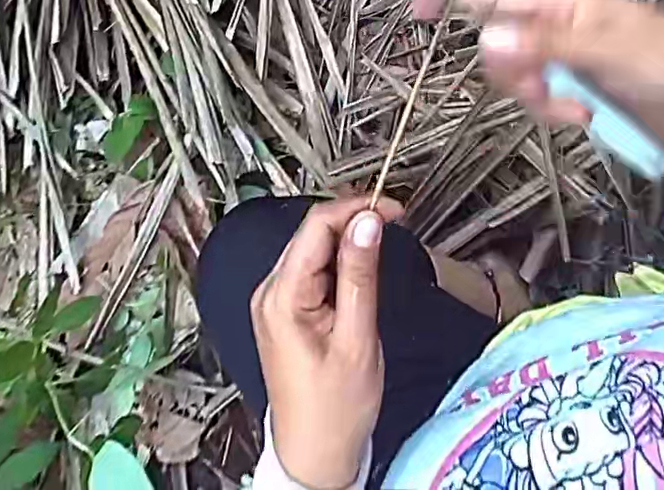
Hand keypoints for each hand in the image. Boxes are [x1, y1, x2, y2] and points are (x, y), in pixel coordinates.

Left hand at [252, 196, 402, 489]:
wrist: (315, 456)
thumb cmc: (335, 409)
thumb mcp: (357, 338)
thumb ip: (360, 274)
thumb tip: (368, 221)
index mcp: (282, 297)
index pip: (316, 226)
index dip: (355, 207)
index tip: (391, 207)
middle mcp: (271, 291)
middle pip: (312, 230)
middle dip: (353, 217)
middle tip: (393, 217)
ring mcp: (276, 298)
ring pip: (314, 245)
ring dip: (348, 235)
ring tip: (383, 236)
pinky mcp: (286, 307)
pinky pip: (313, 265)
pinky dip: (340, 256)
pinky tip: (361, 260)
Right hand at [413, 0, 663, 156]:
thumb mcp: (610, 53)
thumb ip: (546, 47)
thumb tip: (484, 40)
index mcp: (567, 7)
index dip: (458, 2)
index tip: (417, 9)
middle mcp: (563, 31)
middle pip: (505, 46)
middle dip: (513, 73)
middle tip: (541, 92)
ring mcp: (573, 64)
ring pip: (524, 79)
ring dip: (538, 99)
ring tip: (577, 112)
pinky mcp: (584, 93)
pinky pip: (547, 101)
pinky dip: (557, 113)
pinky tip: (586, 120)